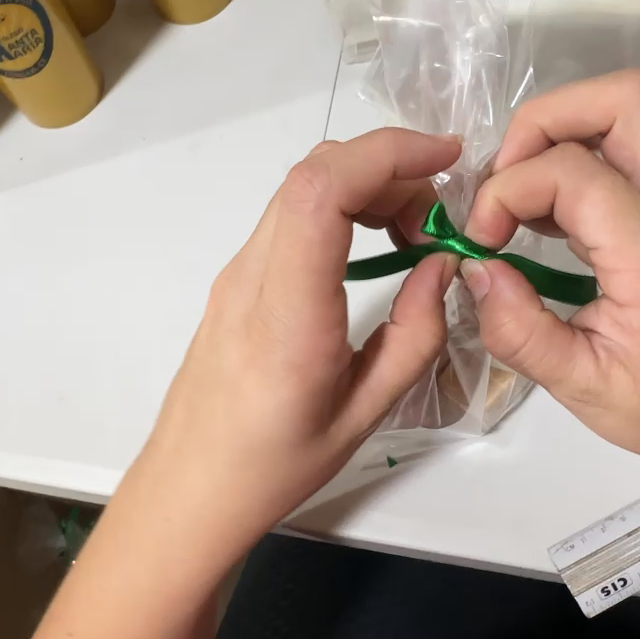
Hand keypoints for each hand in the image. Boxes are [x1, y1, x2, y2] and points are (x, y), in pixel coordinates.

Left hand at [124, 129, 460, 557]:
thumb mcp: (366, 412)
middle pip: (313, 174)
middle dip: (390, 170)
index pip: (321, 190)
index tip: (447, 158)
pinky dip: (339, 208)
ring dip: (365, 187)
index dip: (387, 154)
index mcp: (287, 314)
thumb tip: (443, 265)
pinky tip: (371, 246)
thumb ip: (414, 333)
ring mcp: (235, 273)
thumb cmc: (277, 464)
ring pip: (300, 190)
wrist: (191, 485)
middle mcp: (251, 276)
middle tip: (437, 219)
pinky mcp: (234, 280)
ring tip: (412, 234)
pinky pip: (289, 218)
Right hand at [458, 70, 639, 483]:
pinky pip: (625, 143)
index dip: (507, 192)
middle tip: (504, 185)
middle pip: (624, 98)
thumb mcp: (579, 387)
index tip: (481, 243)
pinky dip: (572, 155)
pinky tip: (543, 215)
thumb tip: (474, 268)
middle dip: (542, 123)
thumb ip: (518, 329)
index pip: (573, 171)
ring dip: (557, 133)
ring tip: (518, 198)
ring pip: (629, 107)